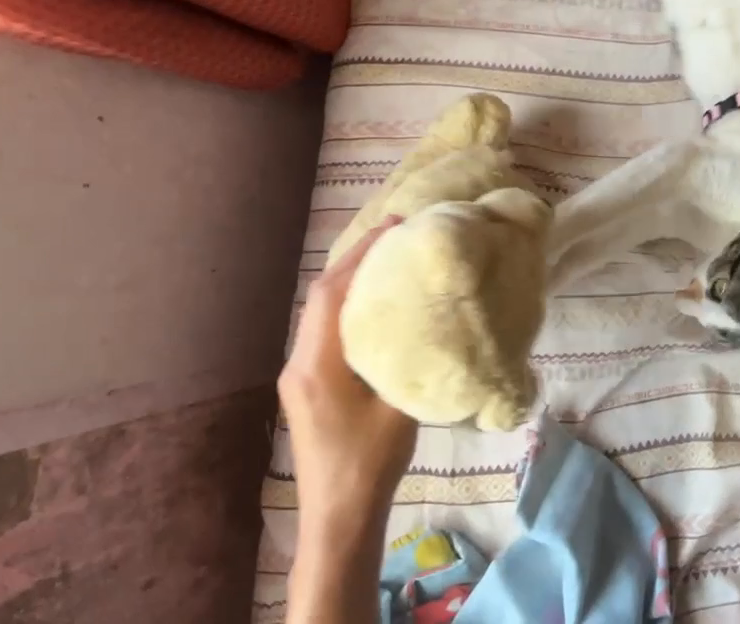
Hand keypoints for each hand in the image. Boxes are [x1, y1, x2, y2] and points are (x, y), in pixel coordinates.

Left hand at [279, 219, 415, 541]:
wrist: (338, 514)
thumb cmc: (371, 460)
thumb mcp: (402, 405)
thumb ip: (414, 358)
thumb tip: (440, 318)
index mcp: (316, 364)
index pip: (333, 292)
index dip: (362, 253)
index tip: (396, 225)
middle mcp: (299, 363)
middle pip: (323, 296)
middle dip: (358, 259)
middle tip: (399, 233)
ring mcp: (300, 375)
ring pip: (323, 312)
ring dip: (354, 280)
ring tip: (393, 259)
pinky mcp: (309, 386)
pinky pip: (327, 330)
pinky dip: (352, 305)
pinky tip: (381, 303)